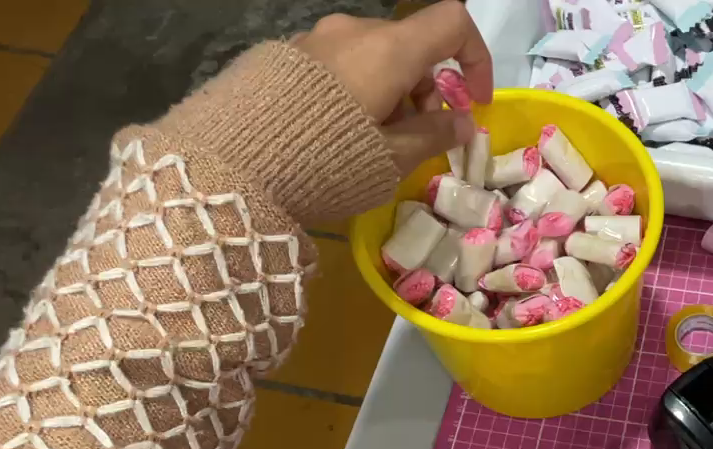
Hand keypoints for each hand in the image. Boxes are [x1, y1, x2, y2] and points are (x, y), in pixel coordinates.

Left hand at [295, 2, 495, 174]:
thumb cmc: (330, 161)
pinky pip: (343, 65)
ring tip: (378, 143)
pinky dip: (363, 93)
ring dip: (395, 95)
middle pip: (412, 46)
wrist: (237, 161)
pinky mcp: (290, 56)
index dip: (475, 58)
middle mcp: (355, 31)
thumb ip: (435, 136)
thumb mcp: (394, 159)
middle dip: (428, 91)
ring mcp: (318, 39)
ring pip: (376, 57)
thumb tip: (463, 122)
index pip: (451, 23)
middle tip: (421, 140)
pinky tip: (343, 133)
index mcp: (388, 50)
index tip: (474, 102)